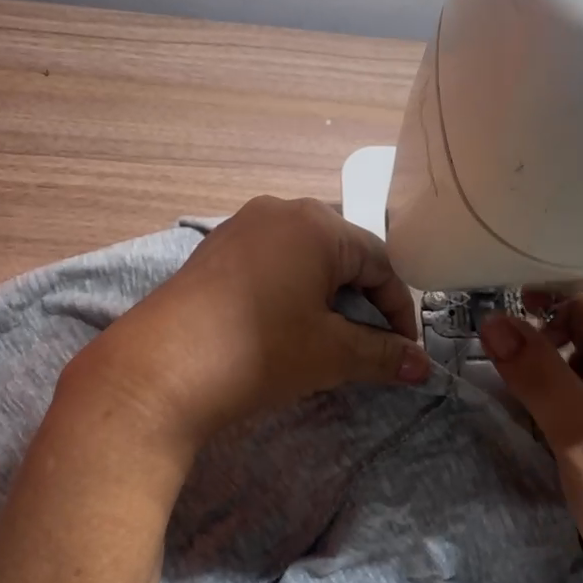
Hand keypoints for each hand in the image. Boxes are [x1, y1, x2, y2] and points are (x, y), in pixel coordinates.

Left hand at [63, 196, 430, 448]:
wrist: (159, 371)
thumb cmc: (260, 352)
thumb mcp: (333, 354)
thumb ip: (385, 355)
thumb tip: (424, 367)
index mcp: (317, 224)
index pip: (381, 263)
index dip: (399, 311)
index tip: (405, 352)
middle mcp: (280, 211)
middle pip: (343, 256)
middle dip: (363, 304)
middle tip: (369, 347)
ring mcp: (241, 228)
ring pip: (306, 261)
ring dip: (327, 300)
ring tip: (328, 342)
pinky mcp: (214, 252)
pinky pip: (272, 266)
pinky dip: (292, 295)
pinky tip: (285, 330)